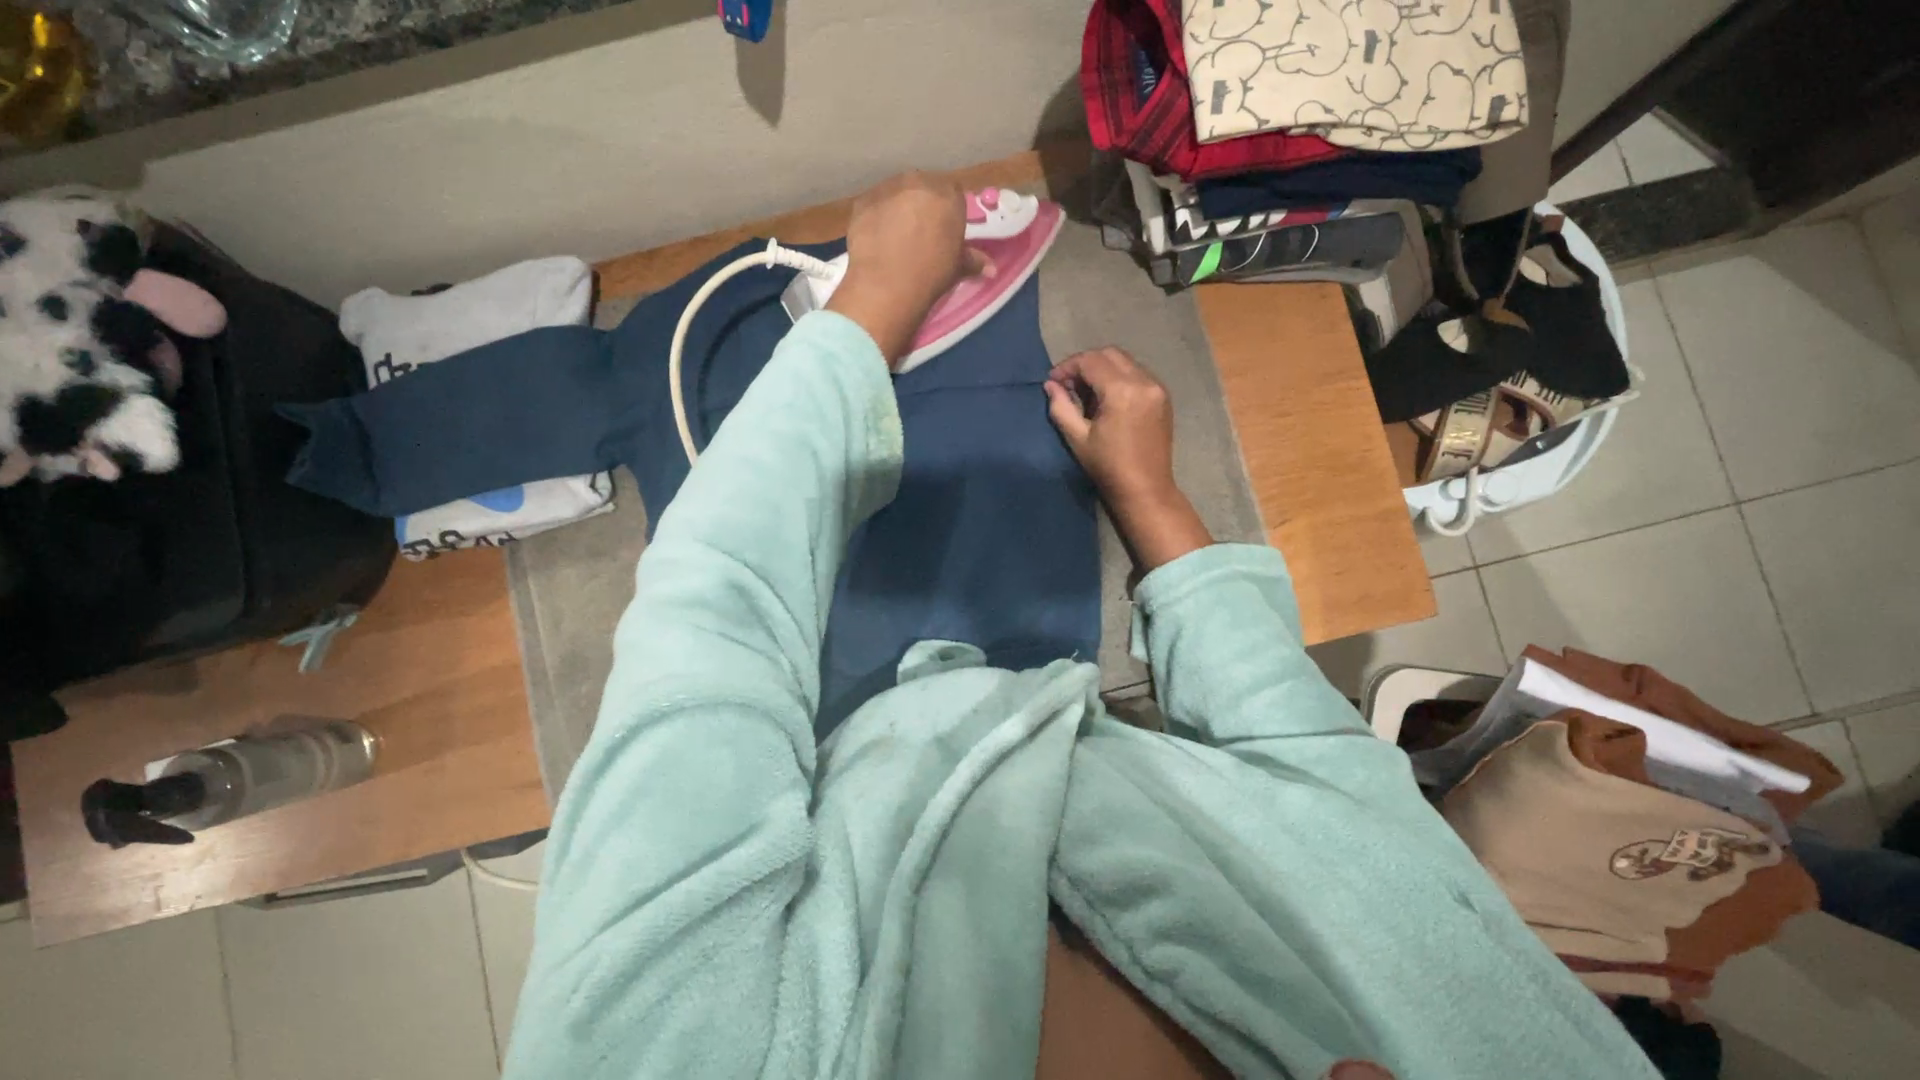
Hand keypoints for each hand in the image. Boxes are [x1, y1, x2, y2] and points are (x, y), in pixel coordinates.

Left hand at [827, 171, 990, 367]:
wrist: (887, 284)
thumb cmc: (931, 274)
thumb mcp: (957, 267)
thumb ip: (973, 260)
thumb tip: (991, 268)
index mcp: (948, 195)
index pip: (952, 194)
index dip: (947, 212)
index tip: (942, 230)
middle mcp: (918, 182)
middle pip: (922, 188)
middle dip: (921, 205)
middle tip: (918, 233)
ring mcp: (887, 189)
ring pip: (895, 193)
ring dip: (897, 208)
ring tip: (894, 236)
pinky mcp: (863, 201)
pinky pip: (873, 205)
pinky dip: (875, 217)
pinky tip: (876, 238)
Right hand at [1044, 347, 1210, 571]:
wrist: (1146, 489)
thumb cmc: (1108, 467)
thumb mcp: (1078, 438)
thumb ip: (1061, 407)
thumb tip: (1051, 385)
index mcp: (1122, 391)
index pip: (1091, 361)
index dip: (1068, 367)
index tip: (1054, 381)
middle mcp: (1144, 382)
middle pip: (1110, 354)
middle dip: (1085, 364)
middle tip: (1069, 385)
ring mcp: (1158, 388)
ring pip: (1125, 362)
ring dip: (1103, 369)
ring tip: (1087, 394)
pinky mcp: (1163, 397)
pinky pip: (1138, 374)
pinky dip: (1119, 378)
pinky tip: (1107, 400)